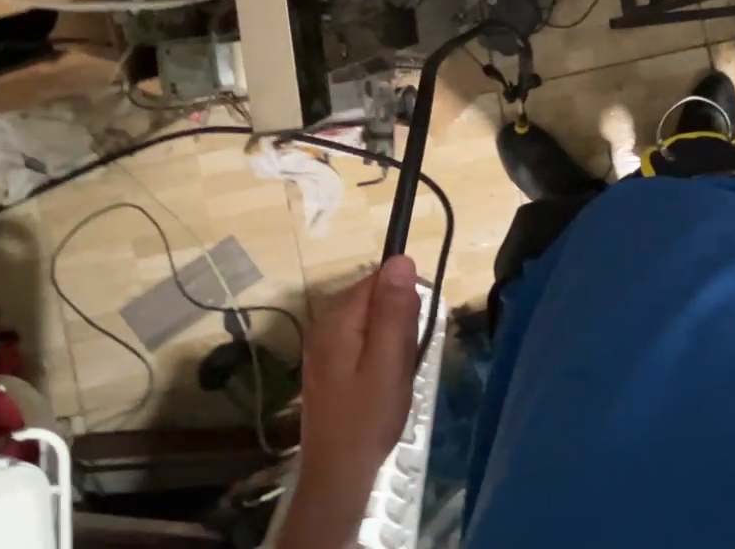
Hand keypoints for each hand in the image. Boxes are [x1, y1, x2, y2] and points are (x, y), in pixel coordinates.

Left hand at [283, 255, 421, 548]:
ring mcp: (324, 344)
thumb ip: (394, 308)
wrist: (337, 474)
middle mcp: (325, 323)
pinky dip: (380, 355)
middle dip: (399, 323)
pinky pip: (365, 340)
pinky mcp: (329, 363)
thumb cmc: (368, 417)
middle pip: (378, 298)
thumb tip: (401, 259)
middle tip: (400, 361)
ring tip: (392, 375)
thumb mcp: (389, 360)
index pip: (382, 278)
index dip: (404, 301)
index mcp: (338, 318)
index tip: (409, 333)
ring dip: (392, 342)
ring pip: (375, 320)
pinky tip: (382, 382)